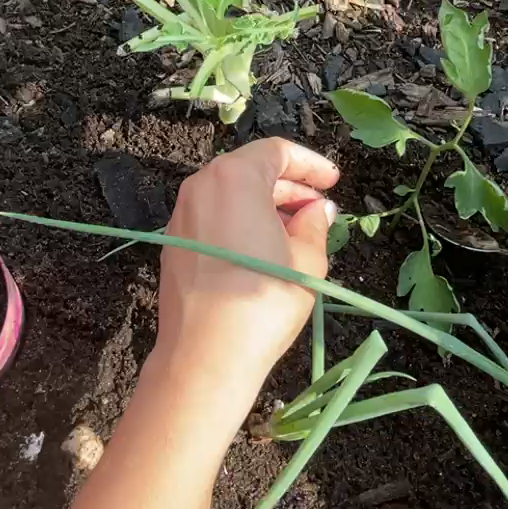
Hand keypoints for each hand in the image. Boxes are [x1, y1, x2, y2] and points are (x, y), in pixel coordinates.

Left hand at [154, 139, 339, 399]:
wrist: (205, 356)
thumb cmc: (263, 301)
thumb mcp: (307, 260)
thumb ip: (315, 224)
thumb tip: (318, 210)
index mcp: (233, 178)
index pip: (276, 152)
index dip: (310, 164)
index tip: (333, 182)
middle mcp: (201, 187)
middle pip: (251, 170)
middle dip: (290, 186)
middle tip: (320, 209)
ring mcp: (182, 216)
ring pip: (232, 195)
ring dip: (267, 206)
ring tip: (299, 232)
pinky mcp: (175, 244)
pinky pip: (215, 217)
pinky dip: (243, 221)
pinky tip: (266, 249)